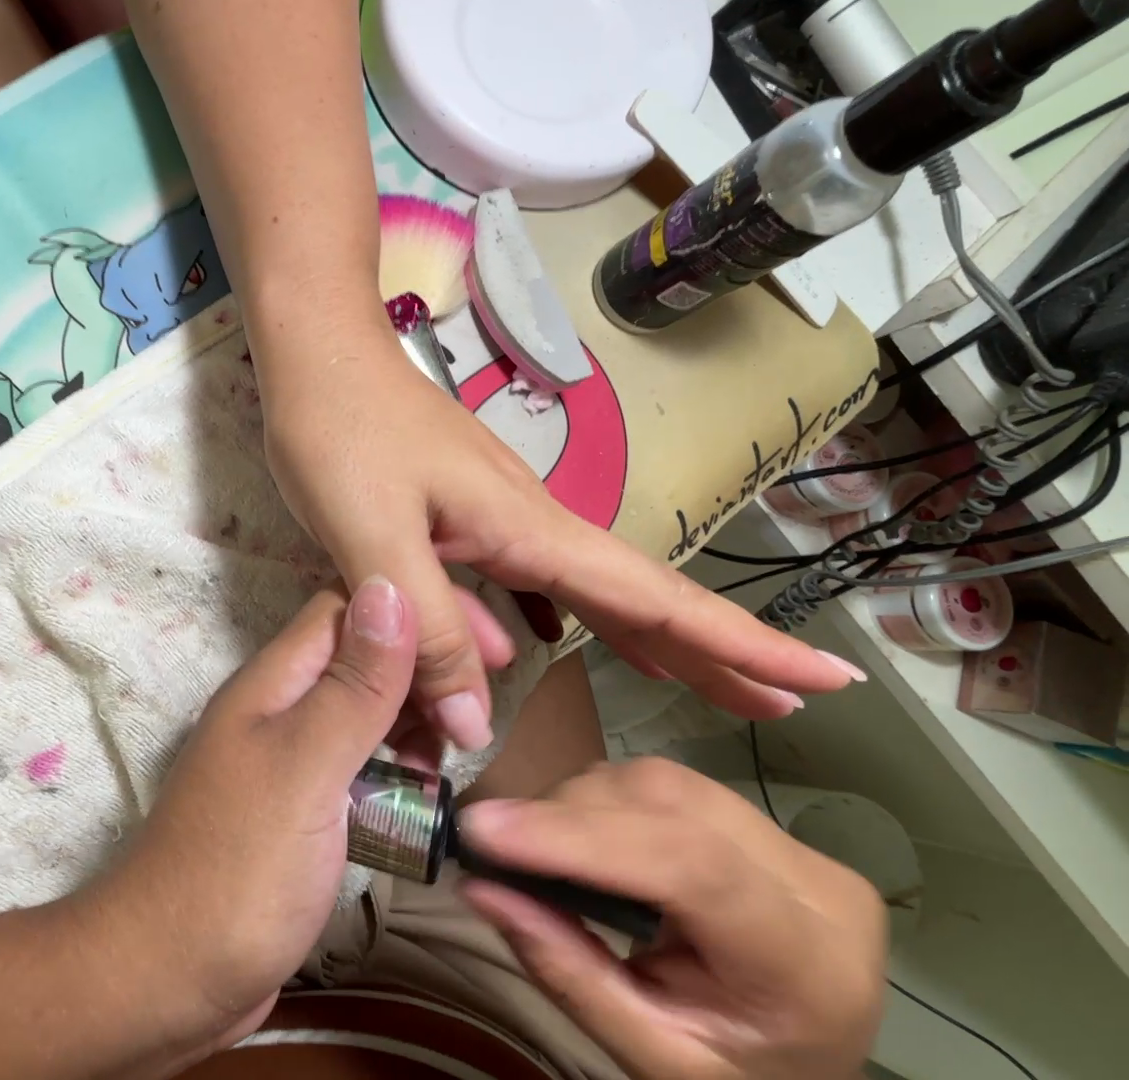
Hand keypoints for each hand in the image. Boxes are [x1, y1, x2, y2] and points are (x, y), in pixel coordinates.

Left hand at [80, 577, 490, 1047]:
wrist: (171, 977)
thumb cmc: (239, 869)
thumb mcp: (305, 767)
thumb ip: (351, 685)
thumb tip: (388, 582)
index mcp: (271, 683)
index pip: (348, 609)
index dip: (415, 613)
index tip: (488, 649)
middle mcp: (276, 711)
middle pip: (359, 658)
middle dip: (422, 671)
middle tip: (480, 717)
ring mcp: (286, 762)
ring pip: (361, 714)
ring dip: (413, 721)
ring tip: (459, 753)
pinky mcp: (299, 811)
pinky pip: (355, 767)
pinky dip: (394, 769)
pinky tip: (421, 794)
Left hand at [256, 316, 861, 746]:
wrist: (317, 355)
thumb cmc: (340, 437)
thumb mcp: (375, 539)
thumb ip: (427, 627)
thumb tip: (477, 720)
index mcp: (526, 529)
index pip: (651, 595)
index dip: (736, 642)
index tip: (823, 683)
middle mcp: (527, 521)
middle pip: (633, 595)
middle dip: (707, 649)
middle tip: (774, 707)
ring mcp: (495, 513)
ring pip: (578, 588)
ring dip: (633, 635)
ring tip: (682, 681)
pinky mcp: (457, 511)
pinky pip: (520, 577)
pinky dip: (545, 614)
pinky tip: (532, 638)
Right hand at [458, 759, 886, 1079]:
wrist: (797, 1068)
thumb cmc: (726, 1072)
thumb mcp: (647, 1051)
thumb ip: (566, 971)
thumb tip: (479, 887)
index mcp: (805, 963)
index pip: (690, 866)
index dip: (579, 836)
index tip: (483, 829)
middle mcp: (813, 883)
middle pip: (669, 804)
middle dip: (565, 814)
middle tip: (494, 845)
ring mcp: (792, 843)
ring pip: (659, 780)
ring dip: (578, 801)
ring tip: (537, 846)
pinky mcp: (761, 824)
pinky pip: (664, 784)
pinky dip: (601, 799)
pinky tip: (578, 836)